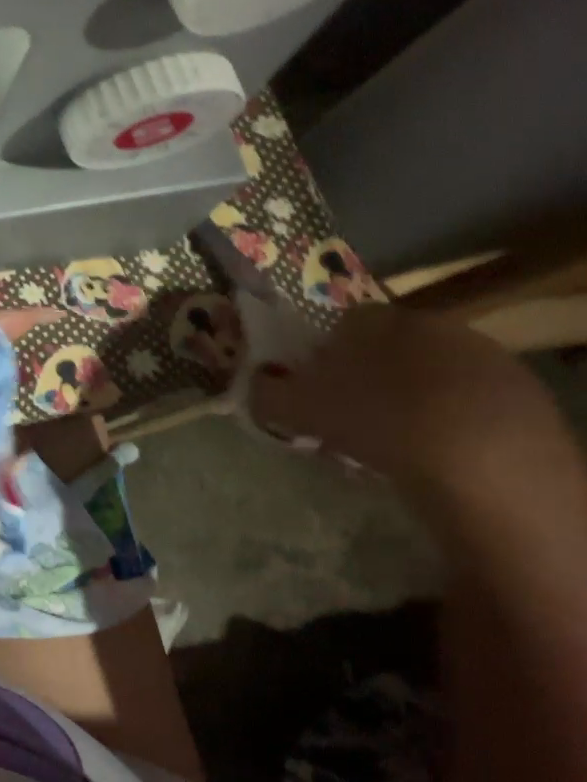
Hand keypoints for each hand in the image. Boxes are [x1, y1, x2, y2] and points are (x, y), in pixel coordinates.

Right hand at [250, 304, 569, 499]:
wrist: (484, 461)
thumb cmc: (375, 420)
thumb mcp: (294, 408)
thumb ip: (264, 392)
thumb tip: (254, 385)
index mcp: (377, 320)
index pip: (342, 324)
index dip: (324, 356)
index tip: (317, 388)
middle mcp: (433, 325)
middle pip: (390, 347)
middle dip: (371, 375)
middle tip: (352, 415)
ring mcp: (487, 357)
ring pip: (433, 374)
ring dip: (412, 398)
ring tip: (397, 440)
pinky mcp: (526, 394)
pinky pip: (472, 402)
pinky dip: (453, 420)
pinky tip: (440, 452)